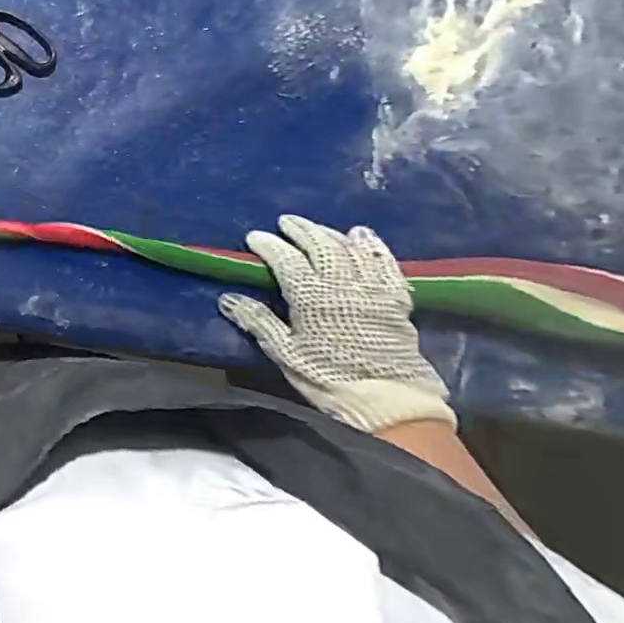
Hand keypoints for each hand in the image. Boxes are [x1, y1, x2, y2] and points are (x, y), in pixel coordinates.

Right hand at [218, 215, 454, 432]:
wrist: (389, 401)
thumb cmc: (328, 376)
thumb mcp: (284, 352)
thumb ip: (258, 321)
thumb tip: (227, 298)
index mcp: (312, 298)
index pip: (287, 261)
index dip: (269, 245)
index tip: (254, 237)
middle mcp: (344, 287)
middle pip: (322, 248)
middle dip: (303, 231)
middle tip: (286, 222)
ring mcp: (374, 292)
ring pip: (352, 251)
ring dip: (333, 235)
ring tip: (318, 227)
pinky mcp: (396, 301)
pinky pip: (386, 265)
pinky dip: (374, 247)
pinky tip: (364, 236)